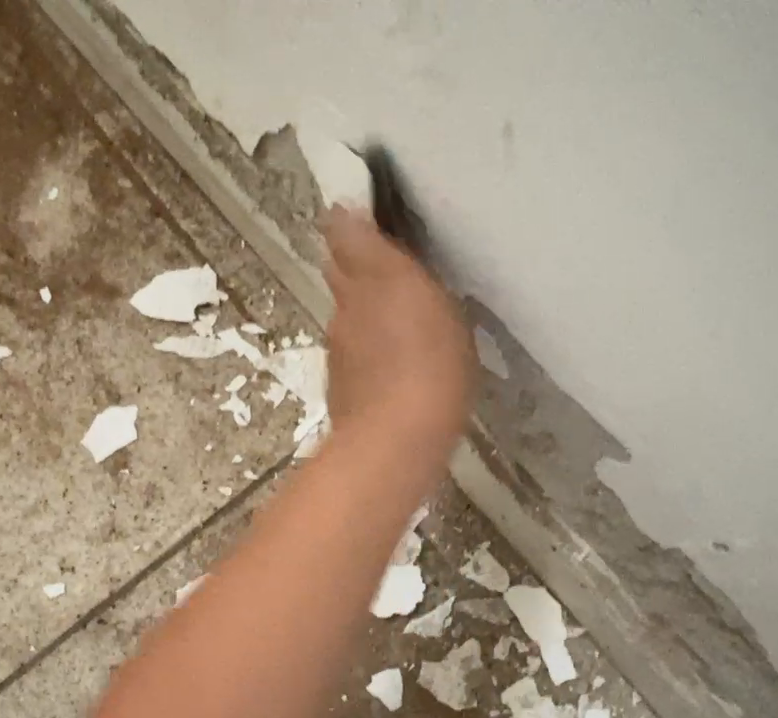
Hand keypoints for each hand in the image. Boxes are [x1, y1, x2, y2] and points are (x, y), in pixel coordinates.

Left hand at [320, 205, 475, 459]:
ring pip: (345, 314)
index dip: (348, 222)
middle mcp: (347, 305)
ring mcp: (338, 347)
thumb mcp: (438, 310)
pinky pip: (351, 352)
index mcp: (375, 275)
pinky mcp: (338, 383)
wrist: (394, 440)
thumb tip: (375, 248)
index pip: (344, 231)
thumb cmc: (431, 367)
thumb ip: (409, 276)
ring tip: (396, 324)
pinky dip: (365, 351)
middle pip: (340, 272)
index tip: (360, 217)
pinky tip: (390, 366)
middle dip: (355, 266)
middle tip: (386, 271)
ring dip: (363, 312)